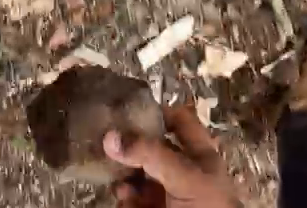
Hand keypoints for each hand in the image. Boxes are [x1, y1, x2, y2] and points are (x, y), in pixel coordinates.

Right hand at [105, 106, 241, 207]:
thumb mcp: (184, 175)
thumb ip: (149, 152)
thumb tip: (108, 136)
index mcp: (199, 156)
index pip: (179, 121)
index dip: (157, 111)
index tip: (128, 107)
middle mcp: (182, 172)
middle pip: (151, 147)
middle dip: (129, 144)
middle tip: (106, 139)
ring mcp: (168, 195)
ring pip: (138, 174)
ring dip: (122, 173)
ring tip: (115, 177)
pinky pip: (132, 198)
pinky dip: (124, 197)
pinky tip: (122, 199)